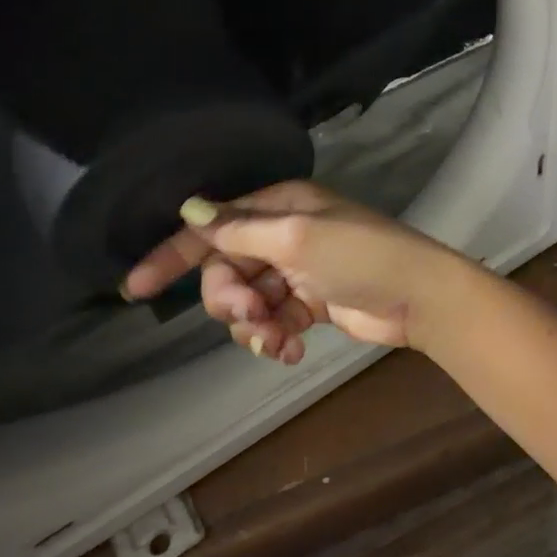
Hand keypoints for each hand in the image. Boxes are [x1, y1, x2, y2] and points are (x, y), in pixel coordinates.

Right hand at [121, 181, 475, 361]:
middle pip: (226, 269)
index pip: (214, 226)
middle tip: (250, 315)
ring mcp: (299, 271)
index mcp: (282, 206)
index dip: (173, 254)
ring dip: (253, 325)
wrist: (419, 296)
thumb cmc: (361, 256)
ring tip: (277, 338)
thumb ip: (240, 230)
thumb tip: (190, 208)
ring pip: (247, 301)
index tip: (136, 288)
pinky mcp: (312, 303)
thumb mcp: (297, 238)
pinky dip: (274, 337)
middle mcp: (286, 233)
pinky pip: (272, 321)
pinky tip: (290, 350)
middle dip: (229, 299)